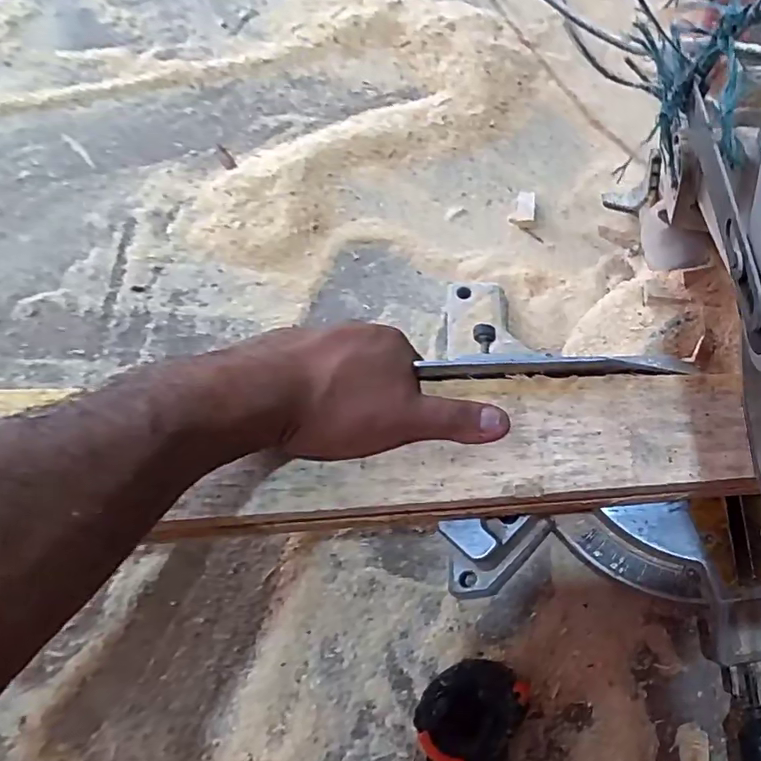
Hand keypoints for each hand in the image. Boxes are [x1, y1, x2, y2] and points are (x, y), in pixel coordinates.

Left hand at [244, 323, 509, 459]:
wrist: (257, 396)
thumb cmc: (340, 409)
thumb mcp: (406, 422)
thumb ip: (453, 420)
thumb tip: (503, 421)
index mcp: (391, 342)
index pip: (414, 373)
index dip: (406, 404)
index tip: (388, 427)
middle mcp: (356, 329)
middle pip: (378, 370)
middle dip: (372, 399)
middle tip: (357, 431)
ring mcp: (315, 334)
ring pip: (341, 371)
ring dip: (338, 394)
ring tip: (323, 424)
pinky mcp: (280, 346)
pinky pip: (306, 370)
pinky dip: (307, 389)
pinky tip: (296, 411)